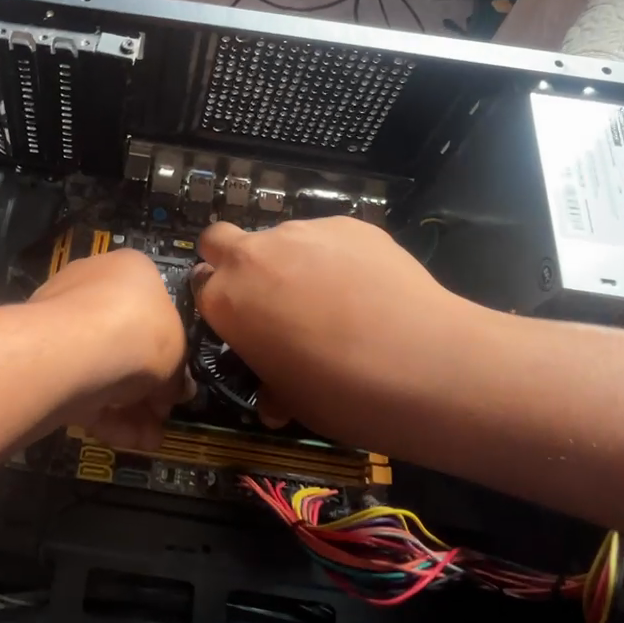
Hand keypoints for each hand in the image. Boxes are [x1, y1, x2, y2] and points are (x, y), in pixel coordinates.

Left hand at [29, 249, 189, 450]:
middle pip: (127, 342)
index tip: (176, 381)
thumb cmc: (139, 331)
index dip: (168, 348)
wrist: (74, 349)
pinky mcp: (44, 357)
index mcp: (130, 269)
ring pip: (103, 369)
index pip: (154, 305)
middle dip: (147, 387)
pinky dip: (104, 415)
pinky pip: (80, 386)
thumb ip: (178, 372)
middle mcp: (93, 285)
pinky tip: (126, 440)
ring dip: (129, 409)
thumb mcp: (179, 350)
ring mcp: (63, 321)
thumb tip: (174, 390)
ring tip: (147, 440)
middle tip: (161, 414)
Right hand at [194, 218, 492, 450]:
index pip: (200, 286)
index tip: (242, 323)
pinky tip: (368, 289)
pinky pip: (329, 238)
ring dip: (292, 262)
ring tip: (335, 299)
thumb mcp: (291, 399)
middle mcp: (254, 256)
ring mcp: (303, 232)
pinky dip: (337, 257)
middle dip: (233, 261)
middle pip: (220, 239)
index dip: (220, 303)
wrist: (422, 362)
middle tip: (267, 296)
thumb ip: (270, 383)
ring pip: (282, 239)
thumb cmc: (340, 393)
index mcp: (225, 299)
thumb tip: (274, 396)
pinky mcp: (349, 223)